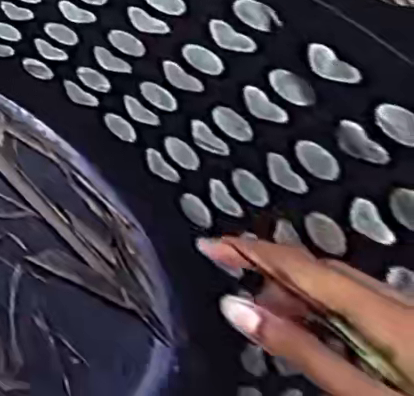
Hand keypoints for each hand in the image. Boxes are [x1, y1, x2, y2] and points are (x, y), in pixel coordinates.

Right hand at [200, 236, 413, 395]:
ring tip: (295, 326)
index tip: (209, 247)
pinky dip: (350, 313)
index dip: (248, 250)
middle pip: (332, 272)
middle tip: (250, 300)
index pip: (300, 265)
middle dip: (282, 276)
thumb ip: (303, 352)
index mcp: (390, 318)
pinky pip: (388, 310)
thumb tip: (235, 307)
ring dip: (316, 296)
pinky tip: (348, 342)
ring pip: (363, 290)